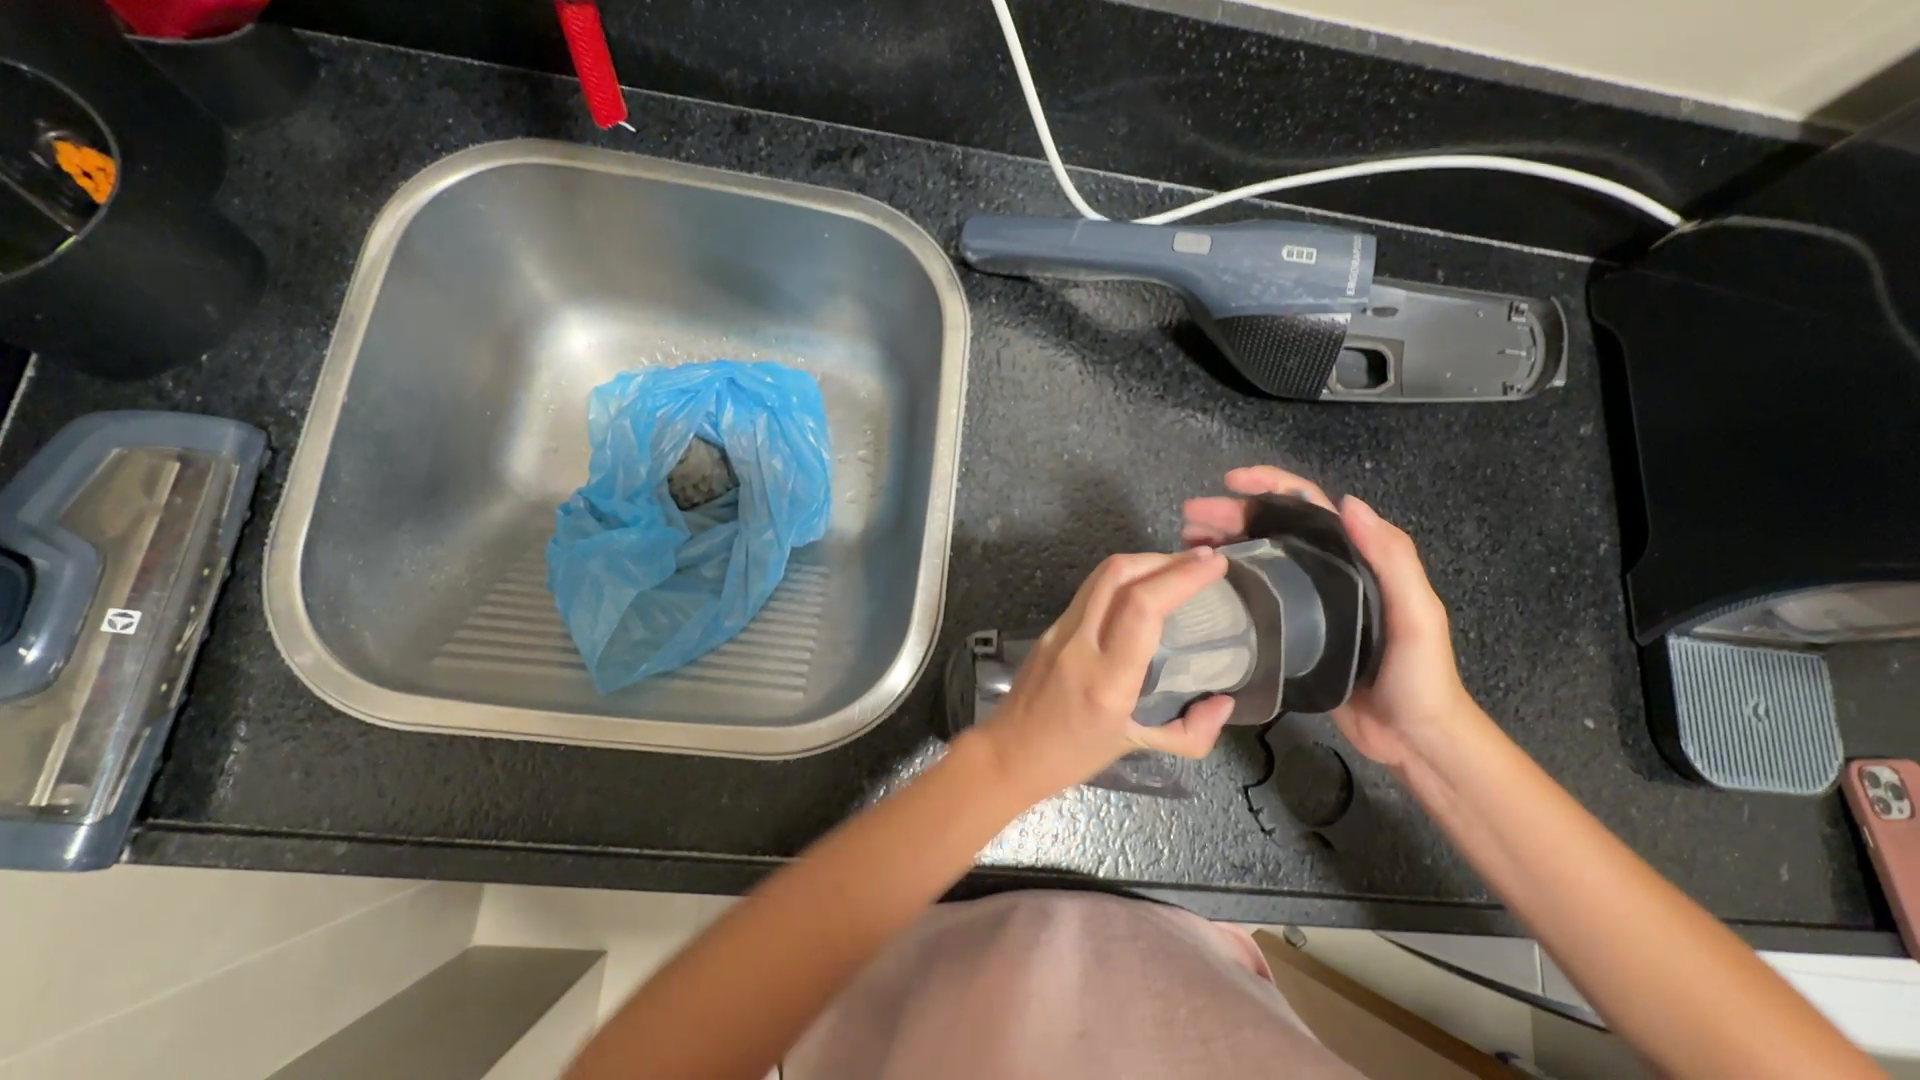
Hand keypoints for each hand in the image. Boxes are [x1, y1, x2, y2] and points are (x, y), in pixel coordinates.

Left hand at [972, 549, 1237, 801]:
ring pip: (1101, 575)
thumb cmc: (1074, 755)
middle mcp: (1080, 646)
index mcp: (1107, 680)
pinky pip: (1090, 591)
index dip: (1182, 578)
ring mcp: (1059, 632)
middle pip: (1119, 575)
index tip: (1215, 566)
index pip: (1143, 608)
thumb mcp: (1137, 749)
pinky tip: (1144, 586)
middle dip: (1167, 559)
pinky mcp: (1049, 628)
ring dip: (1144, 562)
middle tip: (1203, 560)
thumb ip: (1190, 733)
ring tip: (1179, 566)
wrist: (1009, 754)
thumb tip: (1224, 702)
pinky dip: (1123, 578)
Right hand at [1182, 467, 1474, 771]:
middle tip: (1188, 519)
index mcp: (1357, 558)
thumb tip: (1349, 502)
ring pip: (1258, 561)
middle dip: (1230, 515)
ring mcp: (1306, 604)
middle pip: (1274, 530)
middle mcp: (1328, 573)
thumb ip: (1392, 559)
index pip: (1311, 507)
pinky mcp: (1290, 636)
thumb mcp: (1418, 614)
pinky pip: (1253, 601)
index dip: (1271, 485)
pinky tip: (1199, 589)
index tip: (1230, 481)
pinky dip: (1225, 587)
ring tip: (1183, 546)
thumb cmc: (1419, 676)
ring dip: (1222, 546)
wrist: (1413, 739)